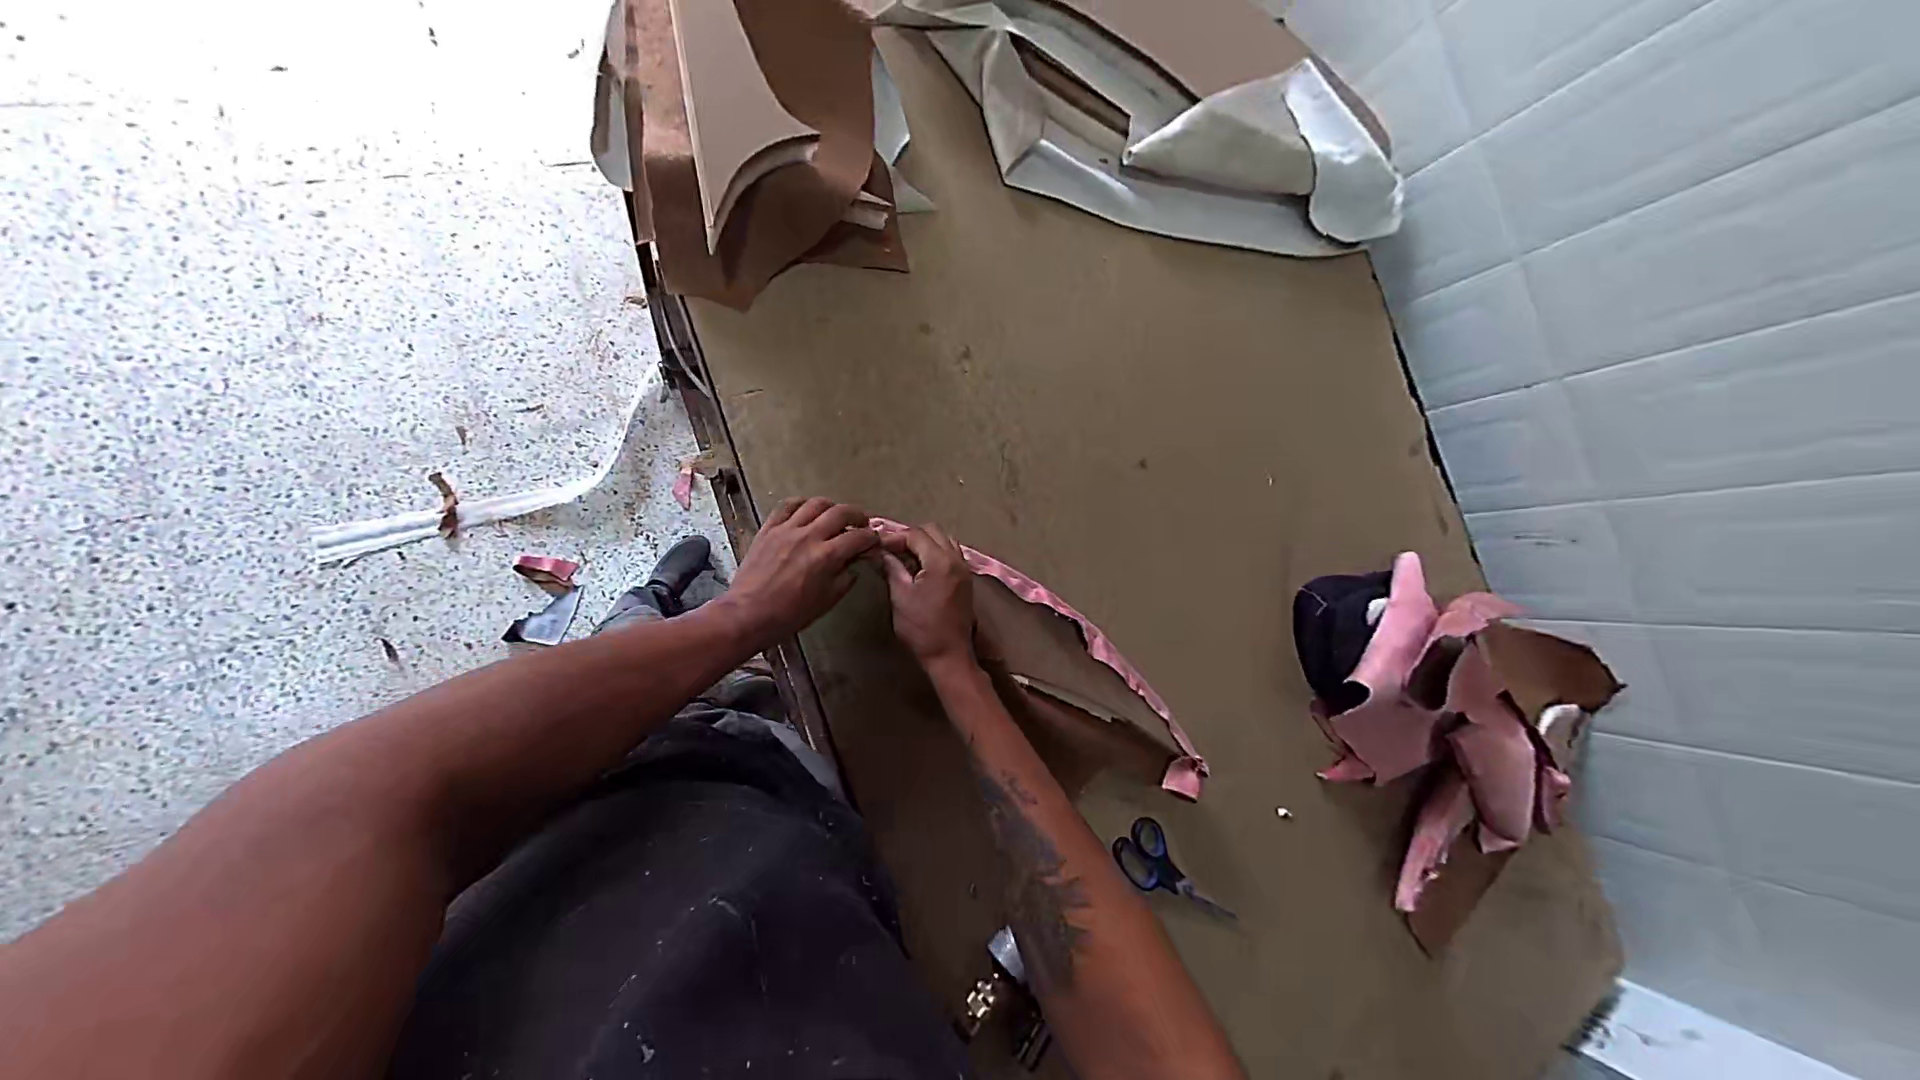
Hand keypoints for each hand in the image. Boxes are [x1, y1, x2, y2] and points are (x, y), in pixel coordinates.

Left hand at [723, 497, 878, 646]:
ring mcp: (787, 530)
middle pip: (841, 512)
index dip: (871, 537)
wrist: (749, 614)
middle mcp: (809, 537)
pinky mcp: (769, 529)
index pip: (859, 537)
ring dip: (831, 506)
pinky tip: (806, 510)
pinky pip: (786, 506)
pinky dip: (801, 504)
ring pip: (815, 503)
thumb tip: (854, 563)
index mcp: (826, 557)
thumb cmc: (788, 614)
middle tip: (860, 523)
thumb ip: (845, 577)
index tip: (873, 540)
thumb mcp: (827, 600)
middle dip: (857, 515)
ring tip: (834, 515)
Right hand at [879, 522, 975, 666]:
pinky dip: (935, 553)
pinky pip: (951, 554)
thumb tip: (882, 553)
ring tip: (904, 558)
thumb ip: (892, 569)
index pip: (916, 534)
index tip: (878, 547)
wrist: (949, 654)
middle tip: (891, 550)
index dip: (894, 537)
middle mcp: (957, 560)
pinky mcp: (965, 580)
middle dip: (910, 536)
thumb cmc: (921, 628)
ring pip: (944, 540)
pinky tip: (920, 568)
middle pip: (933, 531)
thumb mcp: (900, 597)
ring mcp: (964, 569)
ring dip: (924, 543)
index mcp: (941, 562)